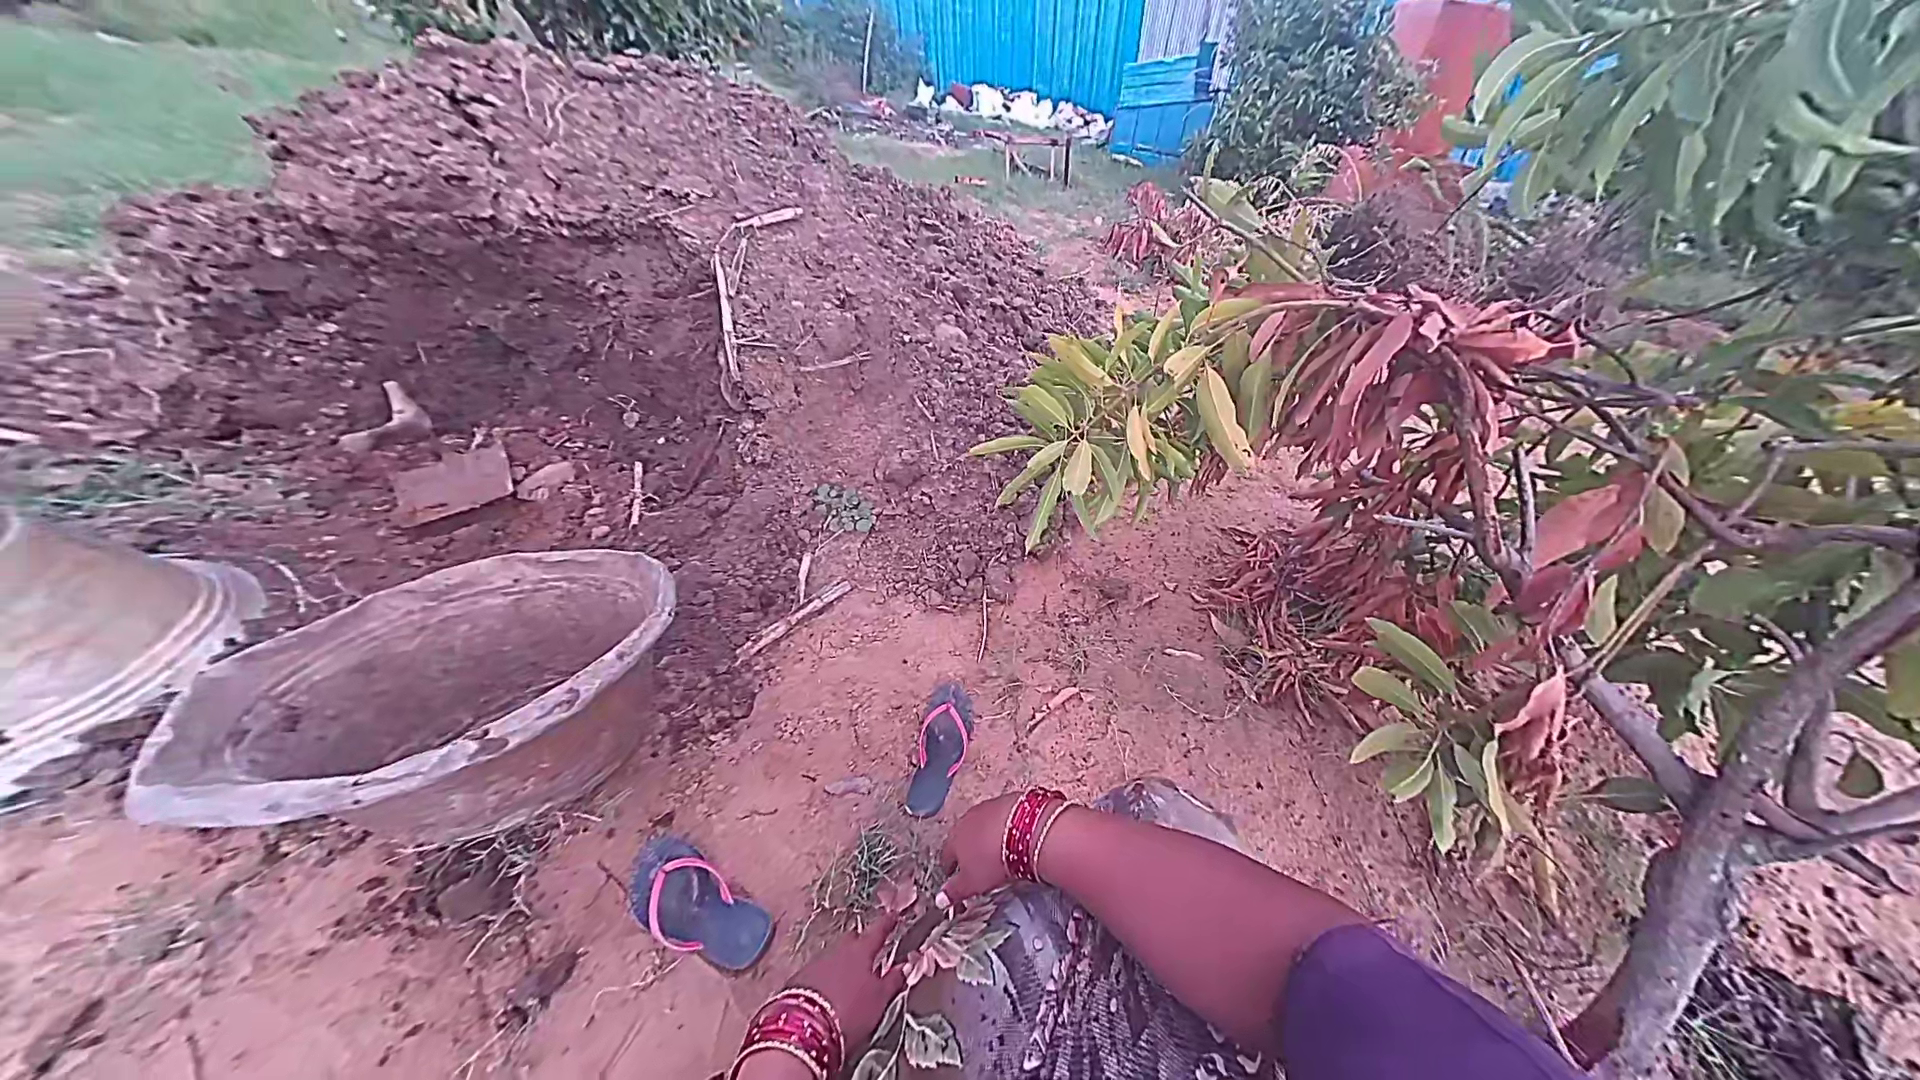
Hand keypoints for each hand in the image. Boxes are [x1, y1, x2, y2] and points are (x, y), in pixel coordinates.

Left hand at [784, 911, 907, 1050]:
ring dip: (843, 964)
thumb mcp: (879, 1000)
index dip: (887, 923)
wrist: (805, 1031)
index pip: (878, 930)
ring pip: (835, 955)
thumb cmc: (849, 1013)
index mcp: (862, 950)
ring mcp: (817, 962)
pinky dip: (827, 977)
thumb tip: (905, 967)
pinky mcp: (800, 978)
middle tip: (870, 955)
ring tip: (850, 981)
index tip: (893, 915)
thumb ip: (893, 980)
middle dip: (862, 944)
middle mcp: (839, 949)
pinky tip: (829, 992)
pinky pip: (819, 971)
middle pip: (853, 940)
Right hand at [936, 791, 1025, 904]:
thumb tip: (940, 900)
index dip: (950, 867)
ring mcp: (987, 807)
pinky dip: (1002, 825)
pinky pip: (1000, 816)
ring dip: (985, 835)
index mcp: (954, 839)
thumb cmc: (992, 860)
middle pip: (963, 836)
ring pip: (981, 823)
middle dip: (968, 848)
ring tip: (996, 850)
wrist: (1022, 830)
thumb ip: (955, 891)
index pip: (946, 855)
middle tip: (977, 863)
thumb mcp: (972, 883)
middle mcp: (966, 819)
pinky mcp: (1007, 801)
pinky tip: (1011, 836)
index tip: (954, 875)